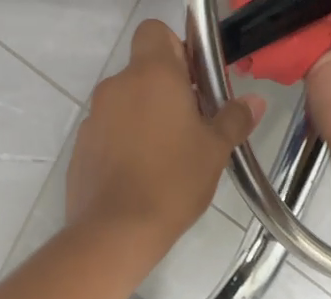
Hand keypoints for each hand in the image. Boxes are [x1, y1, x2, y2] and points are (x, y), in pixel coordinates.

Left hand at [65, 21, 262, 247]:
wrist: (115, 233)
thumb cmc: (171, 183)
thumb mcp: (214, 151)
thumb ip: (232, 120)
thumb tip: (253, 103)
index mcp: (150, 74)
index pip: (154, 32)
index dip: (174, 51)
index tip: (191, 84)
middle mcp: (114, 89)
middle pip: (139, 76)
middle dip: (161, 95)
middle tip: (185, 130)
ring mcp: (91, 122)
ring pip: (121, 110)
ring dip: (139, 124)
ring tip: (160, 163)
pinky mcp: (78, 155)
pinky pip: (104, 140)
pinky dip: (118, 151)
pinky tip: (135, 182)